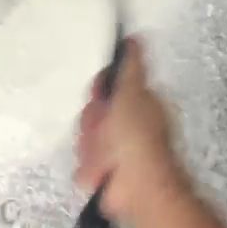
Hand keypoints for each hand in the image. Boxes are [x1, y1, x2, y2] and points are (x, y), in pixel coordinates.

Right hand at [75, 38, 192, 220]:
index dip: (101, 92)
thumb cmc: (137, 142)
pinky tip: (98, 168)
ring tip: (103, 153)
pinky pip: (85, 158)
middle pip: (95, 110)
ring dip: (90, 145)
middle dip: (93, 121)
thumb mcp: (132, 92)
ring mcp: (118, 147)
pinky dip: (88, 164)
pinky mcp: (106, 168)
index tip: (102, 98)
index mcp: (140, 101)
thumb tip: (132, 40)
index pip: (108, 85)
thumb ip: (130, 65)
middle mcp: (130, 123)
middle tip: (103, 129)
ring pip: (87, 135)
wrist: (136, 187)